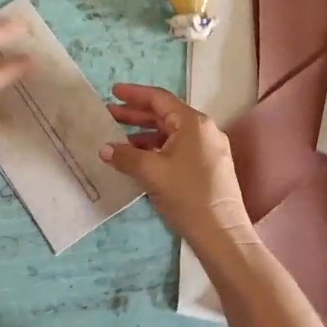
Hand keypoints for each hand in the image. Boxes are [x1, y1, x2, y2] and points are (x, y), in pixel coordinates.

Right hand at [99, 84, 253, 246]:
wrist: (222, 234)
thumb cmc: (187, 195)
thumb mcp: (151, 172)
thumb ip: (125, 156)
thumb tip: (104, 149)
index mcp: (193, 123)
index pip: (159, 99)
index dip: (134, 94)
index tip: (113, 92)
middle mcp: (204, 131)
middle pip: (165, 115)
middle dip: (136, 115)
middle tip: (109, 115)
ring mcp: (209, 150)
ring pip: (170, 134)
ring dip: (144, 135)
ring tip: (119, 141)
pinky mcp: (209, 168)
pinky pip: (178, 149)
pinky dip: (156, 150)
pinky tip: (139, 161)